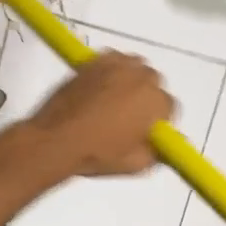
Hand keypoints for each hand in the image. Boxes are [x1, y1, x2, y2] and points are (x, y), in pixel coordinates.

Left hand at [25, 51, 173, 176]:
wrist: (55, 139)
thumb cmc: (97, 153)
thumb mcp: (136, 165)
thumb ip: (158, 153)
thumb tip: (163, 146)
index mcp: (155, 101)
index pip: (169, 107)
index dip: (157, 121)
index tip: (144, 132)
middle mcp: (141, 76)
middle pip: (153, 83)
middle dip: (144, 98)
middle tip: (126, 119)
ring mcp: (116, 64)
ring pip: (133, 68)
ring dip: (129, 82)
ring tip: (112, 103)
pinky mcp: (94, 60)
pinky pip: (112, 61)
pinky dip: (110, 71)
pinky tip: (99, 90)